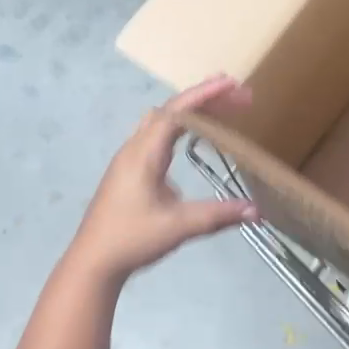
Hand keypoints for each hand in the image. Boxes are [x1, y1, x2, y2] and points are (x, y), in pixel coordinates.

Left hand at [67, 75, 258, 285]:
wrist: (92, 263)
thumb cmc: (132, 239)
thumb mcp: (179, 227)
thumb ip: (218, 215)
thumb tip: (257, 210)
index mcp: (144, 153)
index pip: (177, 111)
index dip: (205, 94)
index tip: (232, 84)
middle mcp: (135, 148)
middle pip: (171, 109)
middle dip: (205, 98)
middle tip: (238, 96)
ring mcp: (129, 158)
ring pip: (161, 119)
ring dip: (191, 109)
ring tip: (221, 107)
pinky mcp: (128, 170)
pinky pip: (156, 133)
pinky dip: (180, 123)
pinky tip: (194, 136)